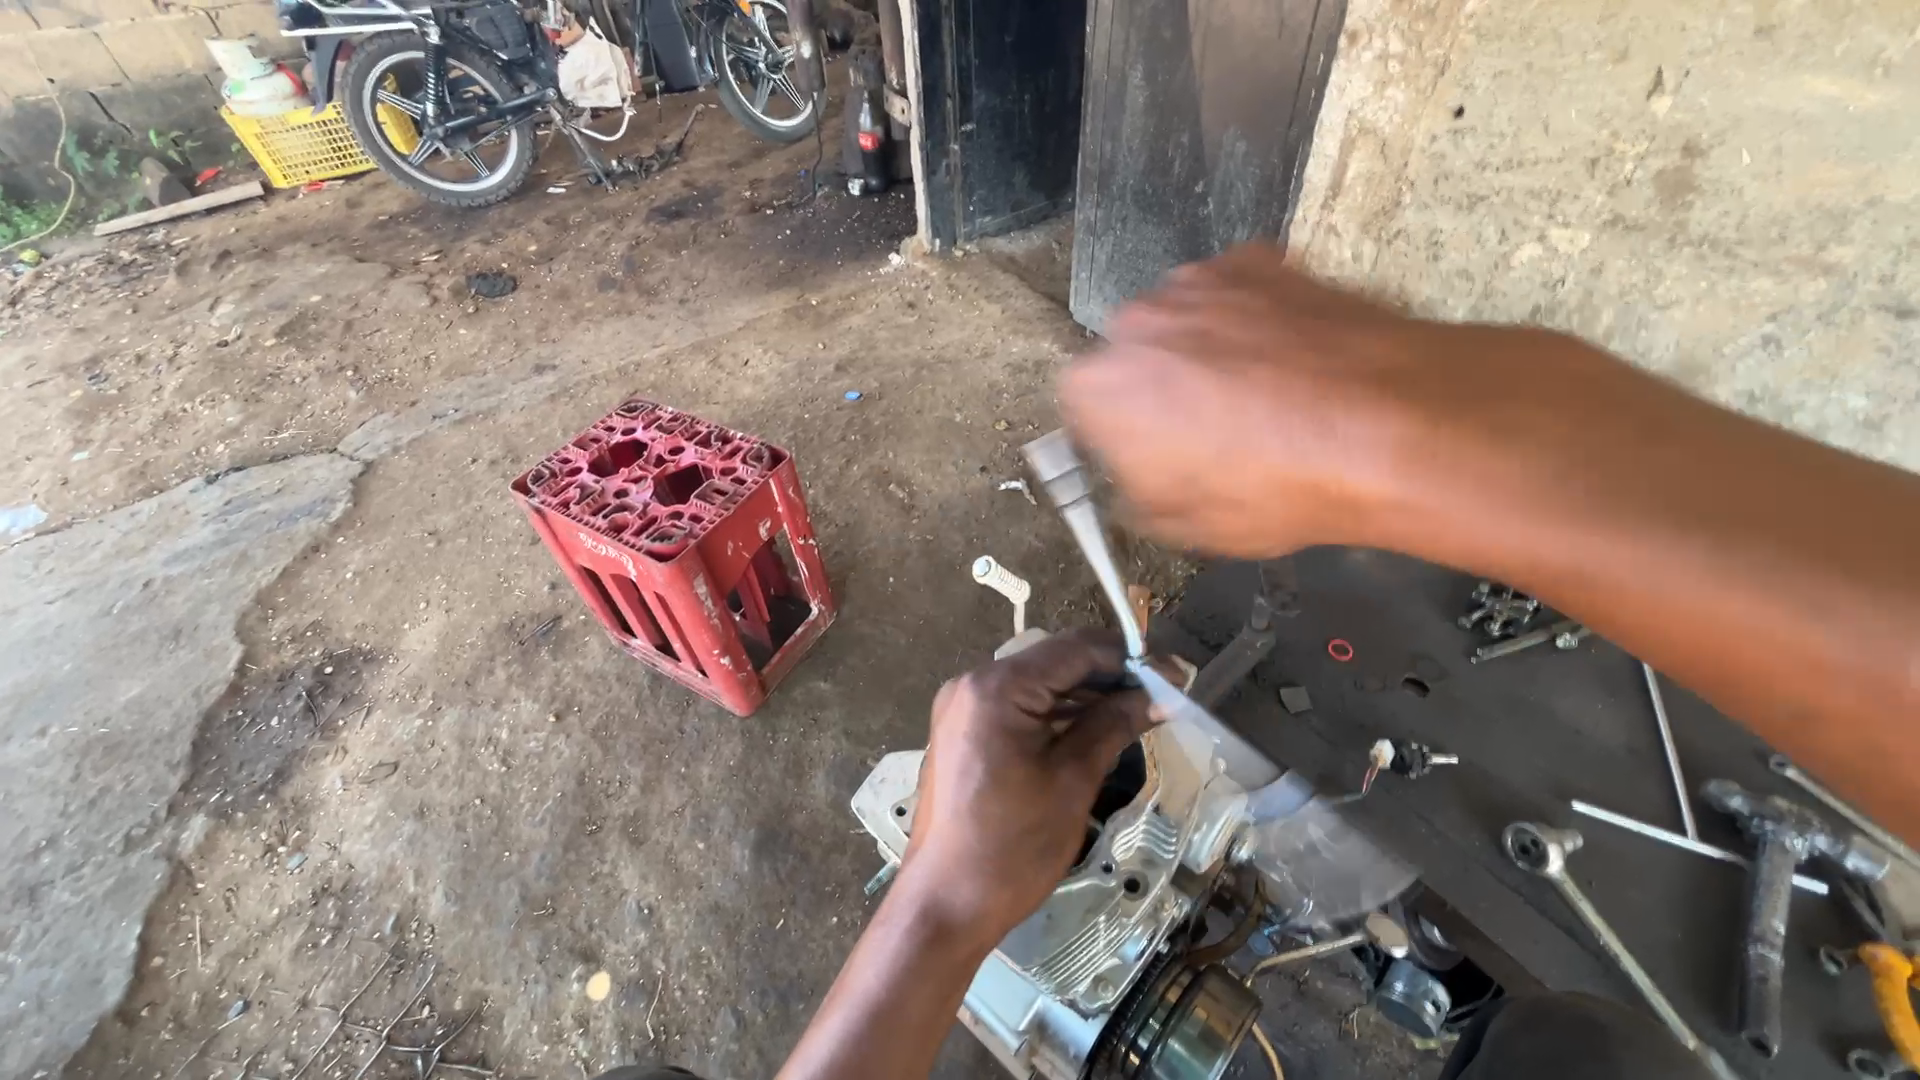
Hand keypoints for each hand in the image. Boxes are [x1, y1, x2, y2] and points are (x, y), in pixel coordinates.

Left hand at [903, 628, 1152, 942]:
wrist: (945, 904)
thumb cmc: (1012, 846)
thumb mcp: (1072, 781)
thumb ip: (1113, 725)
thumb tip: (1157, 697)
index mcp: (995, 687)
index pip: (1073, 649)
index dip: (1128, 657)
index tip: (1175, 674)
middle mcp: (972, 683)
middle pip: (1054, 662)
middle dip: (1110, 675)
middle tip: (1163, 694)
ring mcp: (962, 707)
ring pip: (1037, 684)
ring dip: (1086, 695)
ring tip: (1139, 711)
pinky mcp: (962, 731)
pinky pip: (1018, 706)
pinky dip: (1056, 713)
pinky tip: (1095, 727)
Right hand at [1060, 243, 1549, 556]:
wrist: (1382, 428)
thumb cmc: (1267, 486)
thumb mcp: (1176, 524)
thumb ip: (1128, 490)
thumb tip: (1133, 472)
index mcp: (1097, 387)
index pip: (1082, 409)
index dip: (1114, 435)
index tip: (1148, 454)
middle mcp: (1132, 320)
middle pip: (1130, 358)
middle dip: (1157, 388)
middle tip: (1207, 430)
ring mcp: (1196, 281)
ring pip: (1183, 324)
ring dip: (1203, 353)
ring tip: (1259, 398)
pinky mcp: (1257, 260)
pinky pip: (1235, 297)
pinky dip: (1250, 322)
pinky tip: (1287, 362)